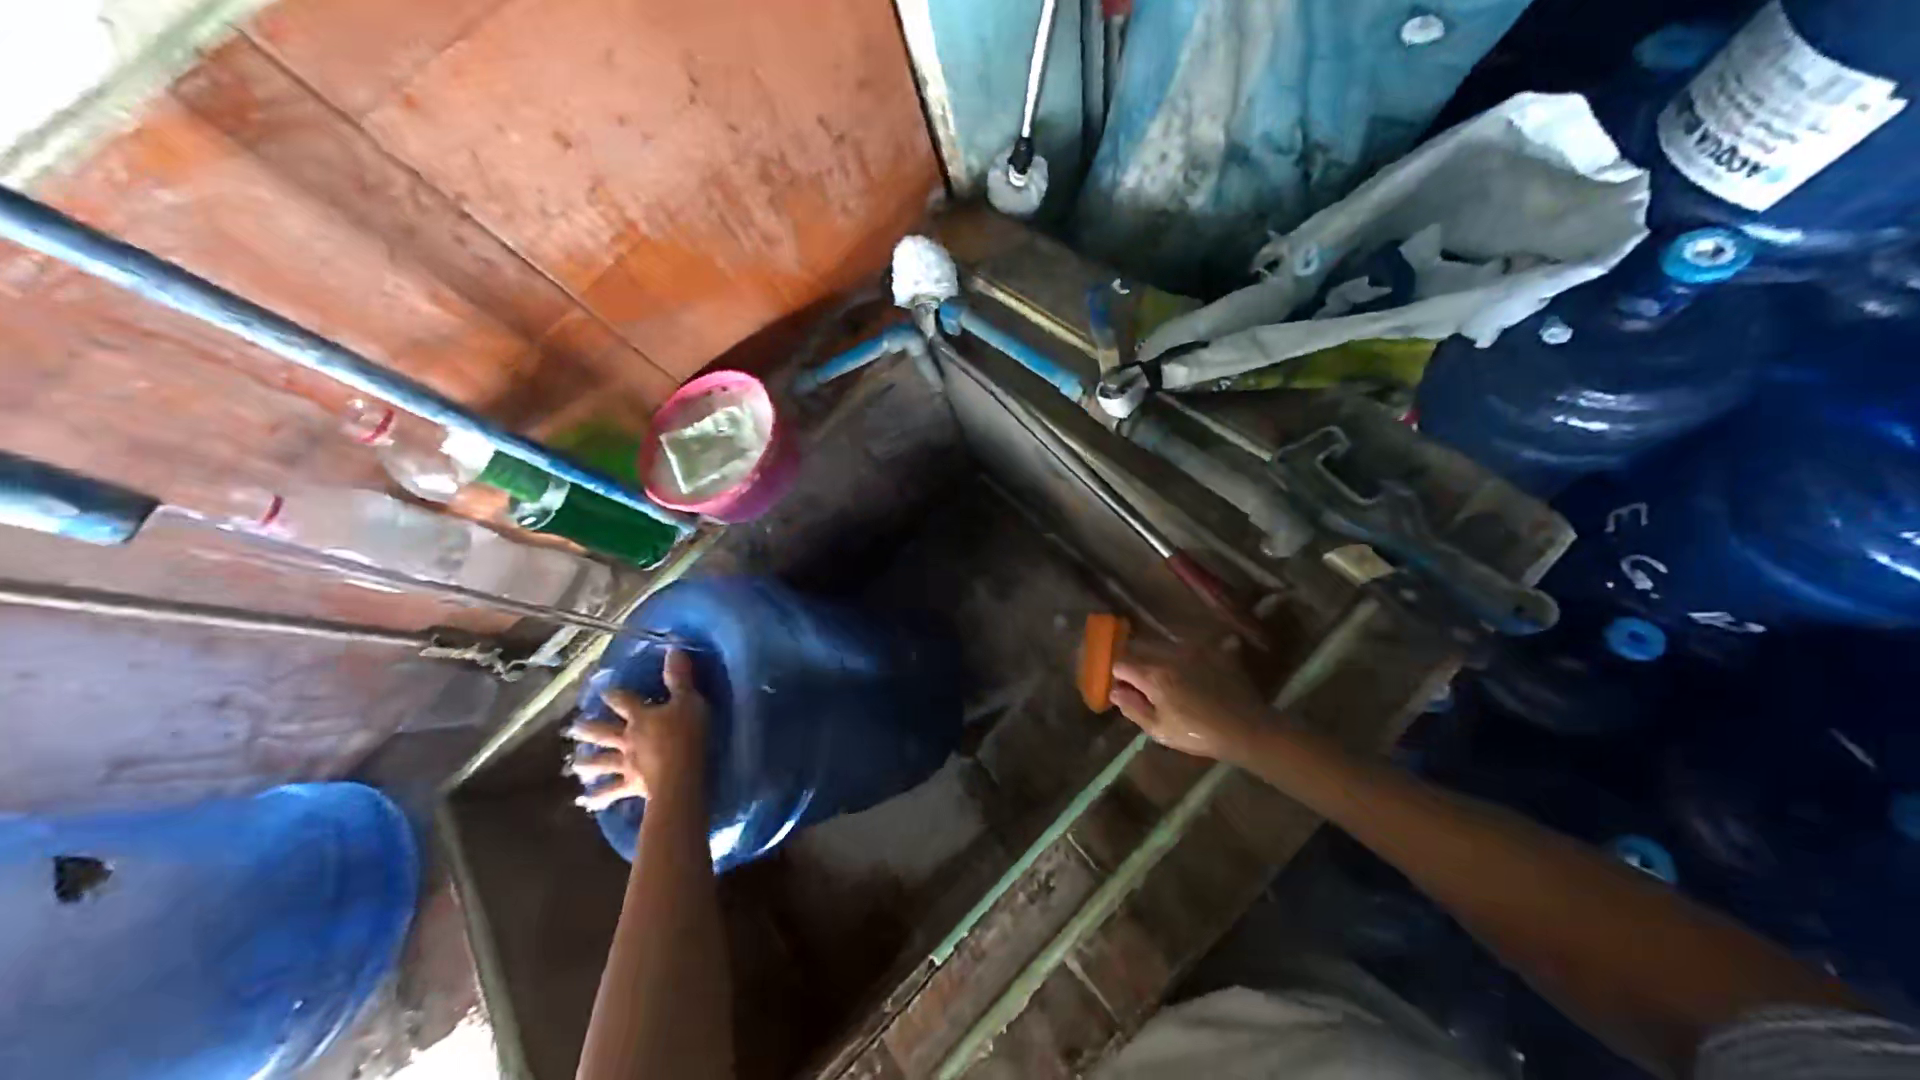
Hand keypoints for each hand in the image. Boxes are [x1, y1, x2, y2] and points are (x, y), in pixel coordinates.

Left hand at [568, 649, 708, 810]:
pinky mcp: (630, 786)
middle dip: (588, 728)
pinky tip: (585, 802)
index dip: (613, 694)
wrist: (678, 777)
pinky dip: (598, 798)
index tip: (603, 691)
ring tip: (574, 764)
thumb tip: (673, 648)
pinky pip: (611, 792)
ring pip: (602, 761)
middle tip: (572, 728)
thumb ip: (680, 678)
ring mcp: (626, 763)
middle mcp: (627, 738)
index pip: (622, 700)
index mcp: (640, 716)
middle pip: (602, 731)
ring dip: (587, 763)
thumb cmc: (686, 736)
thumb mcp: (689, 702)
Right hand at [1111, 642, 1270, 762]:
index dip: (1118, 677)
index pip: (1121, 664)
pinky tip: (1196, 668)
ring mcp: (1194, 651)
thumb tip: (1114, 692)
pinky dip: (1191, 653)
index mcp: (1153, 676)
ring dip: (1159, 657)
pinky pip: (1194, 644)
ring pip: (1165, 645)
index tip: (1123, 689)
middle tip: (1141, 684)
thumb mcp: (1159, 730)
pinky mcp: (1214, 652)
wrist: (1246, 730)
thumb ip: (1133, 708)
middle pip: (1140, 649)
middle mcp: (1170, 656)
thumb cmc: (1197, 734)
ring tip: (1168, 677)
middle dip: (1135, 663)